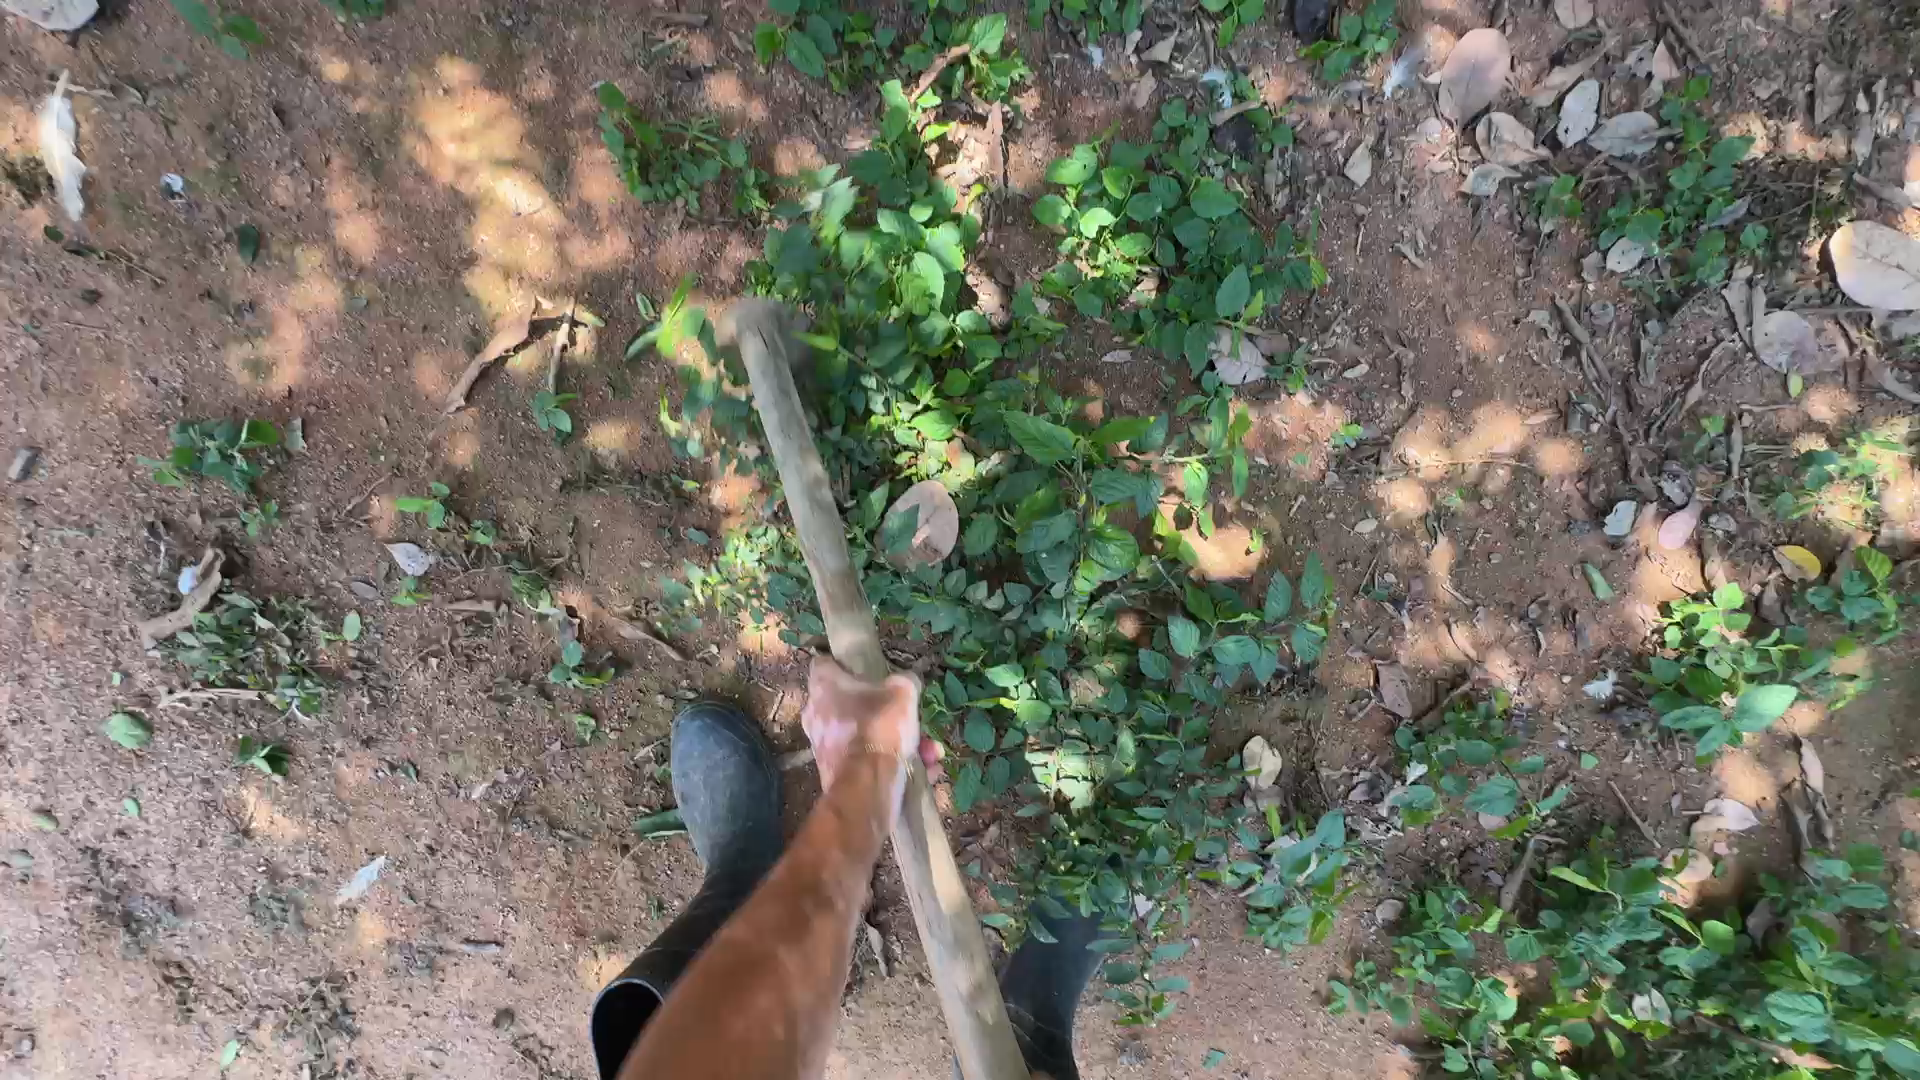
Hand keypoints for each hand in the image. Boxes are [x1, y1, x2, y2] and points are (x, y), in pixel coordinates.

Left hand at [801, 656, 937, 816]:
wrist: (868, 787)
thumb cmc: (879, 727)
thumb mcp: (903, 693)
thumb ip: (905, 682)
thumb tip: (906, 683)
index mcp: (823, 687)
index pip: (824, 663)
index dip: (844, 664)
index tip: (865, 669)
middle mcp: (816, 714)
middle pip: (851, 703)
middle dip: (886, 712)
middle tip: (908, 717)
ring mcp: (824, 747)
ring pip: (866, 735)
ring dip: (899, 741)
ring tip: (928, 751)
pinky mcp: (836, 774)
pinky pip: (869, 761)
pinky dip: (894, 763)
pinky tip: (925, 769)